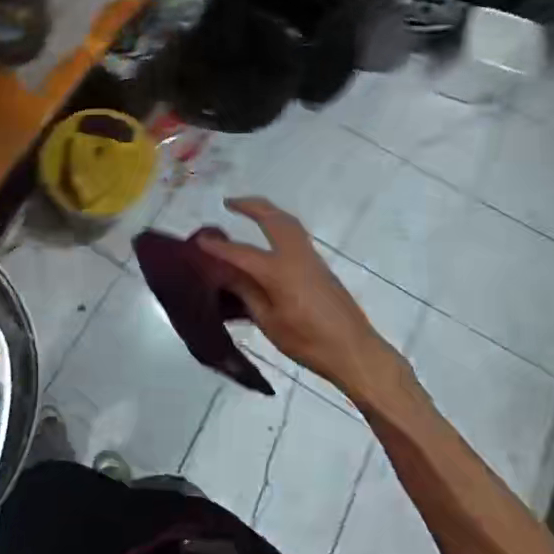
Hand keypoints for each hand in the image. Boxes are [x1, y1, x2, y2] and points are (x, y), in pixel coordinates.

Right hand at [195, 198, 418, 411]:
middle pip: (273, 219)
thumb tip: (225, 272)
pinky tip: (270, 236)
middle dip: (251, 205)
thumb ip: (246, 292)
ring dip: (268, 211)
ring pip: (289, 222)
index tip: (199, 240)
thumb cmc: (308, 342)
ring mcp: (311, 259)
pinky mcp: (320, 267)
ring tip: (249, 210)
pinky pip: (296, 235)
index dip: (218, 246)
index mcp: (279, 272)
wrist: (355, 351)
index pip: (241, 253)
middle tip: (229, 202)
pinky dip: (279, 225)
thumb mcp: (269, 321)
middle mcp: (296, 256)